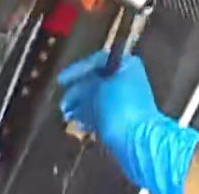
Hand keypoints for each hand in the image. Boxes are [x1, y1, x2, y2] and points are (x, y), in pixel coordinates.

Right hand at [58, 51, 198, 193]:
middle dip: (78, 90)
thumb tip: (75, 88)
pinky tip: (77, 121)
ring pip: (99, 97)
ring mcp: (127, 97)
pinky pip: (103, 111)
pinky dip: (89, 115)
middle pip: (98, 79)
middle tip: (62, 101)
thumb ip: (84, 86)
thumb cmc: (118, 107)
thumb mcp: (97, 91)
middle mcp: (128, 76)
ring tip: (65, 113)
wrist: (137, 139)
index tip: (61, 80)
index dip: (77, 69)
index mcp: (126, 63)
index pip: (98, 61)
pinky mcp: (124, 117)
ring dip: (81, 104)